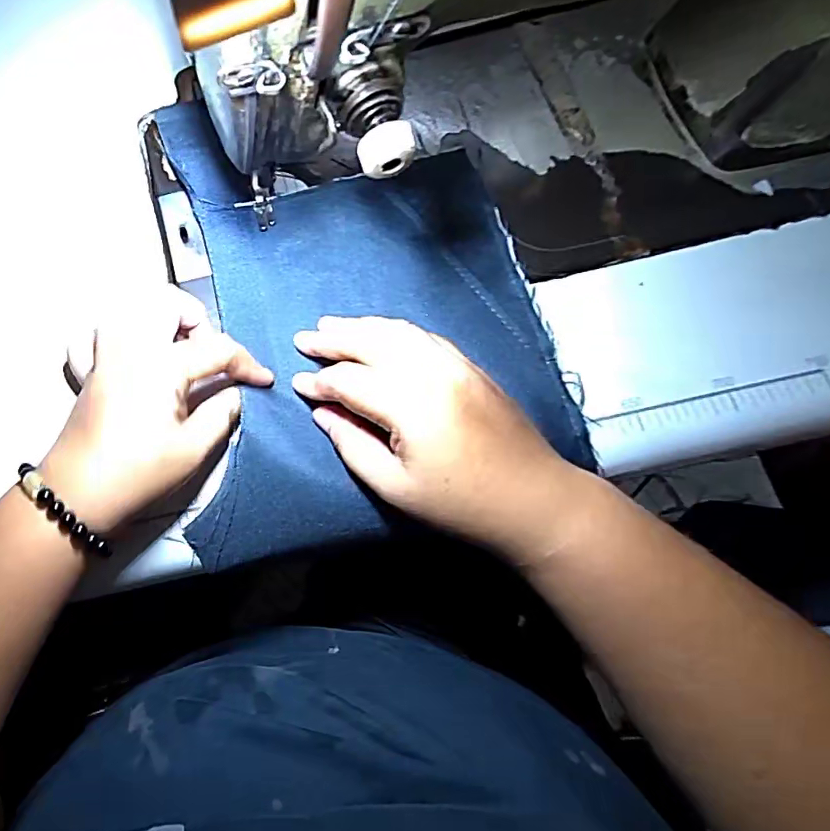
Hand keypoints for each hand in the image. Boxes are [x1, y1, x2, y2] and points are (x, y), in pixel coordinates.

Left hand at [39, 286, 272, 534]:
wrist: (78, 494)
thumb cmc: (137, 474)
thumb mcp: (193, 450)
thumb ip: (221, 413)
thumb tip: (233, 393)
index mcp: (161, 365)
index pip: (216, 347)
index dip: (246, 363)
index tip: (261, 380)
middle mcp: (130, 347)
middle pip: (168, 302)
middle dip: (199, 320)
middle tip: (210, 356)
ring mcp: (104, 355)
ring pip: (132, 308)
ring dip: (161, 318)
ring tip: (177, 350)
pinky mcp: (89, 370)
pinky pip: (98, 334)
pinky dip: (118, 335)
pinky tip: (133, 356)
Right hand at [292, 315, 587, 564]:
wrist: (533, 497)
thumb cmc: (460, 503)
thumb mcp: (394, 487)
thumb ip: (352, 445)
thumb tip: (324, 414)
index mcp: (412, 405)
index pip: (351, 380)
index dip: (320, 383)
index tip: (296, 385)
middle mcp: (433, 372)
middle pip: (373, 342)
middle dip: (334, 339)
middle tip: (303, 339)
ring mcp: (455, 364)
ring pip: (398, 332)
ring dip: (361, 327)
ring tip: (331, 326)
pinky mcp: (469, 366)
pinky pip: (423, 336)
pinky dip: (393, 330)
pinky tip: (378, 333)